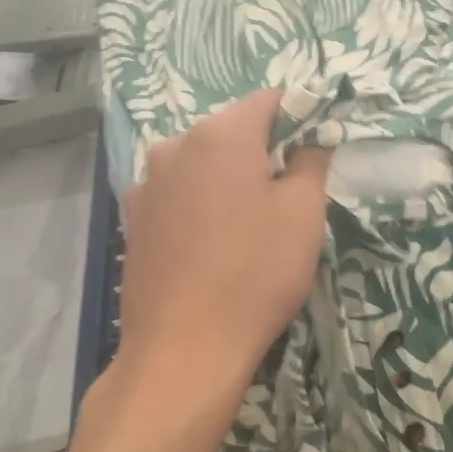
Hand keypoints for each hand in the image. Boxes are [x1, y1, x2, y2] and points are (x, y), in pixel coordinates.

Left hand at [118, 89, 332, 386]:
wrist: (182, 350)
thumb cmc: (255, 274)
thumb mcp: (303, 213)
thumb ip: (311, 159)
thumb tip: (314, 135)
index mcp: (220, 134)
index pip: (270, 100)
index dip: (300, 116)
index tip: (318, 149)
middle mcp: (176, 146)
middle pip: (233, 129)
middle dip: (265, 150)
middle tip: (291, 194)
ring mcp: (147, 183)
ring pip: (204, 162)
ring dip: (231, 177)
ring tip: (251, 224)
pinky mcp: (134, 219)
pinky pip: (180, 193)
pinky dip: (202, 202)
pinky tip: (214, 243)